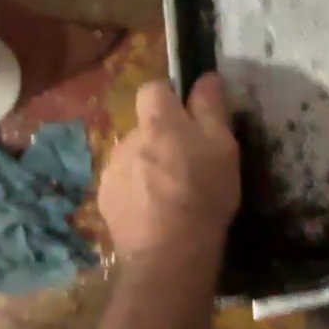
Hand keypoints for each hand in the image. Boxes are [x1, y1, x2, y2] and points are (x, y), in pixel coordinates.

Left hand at [98, 74, 240, 280]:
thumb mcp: (223, 146)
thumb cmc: (205, 192)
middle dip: (164, 134)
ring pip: (135, 153)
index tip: (190, 111)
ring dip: (150, 161)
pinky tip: (156, 205)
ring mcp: (112, 170)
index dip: (171, 94)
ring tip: (173, 186)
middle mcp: (129, 139)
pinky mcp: (104, 197)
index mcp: (159, 123)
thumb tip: (206, 77)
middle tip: (190, 158)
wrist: (169, 250)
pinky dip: (138, 186)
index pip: (153, 88)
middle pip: (146, 124)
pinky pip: (124, 179)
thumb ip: (211, 109)